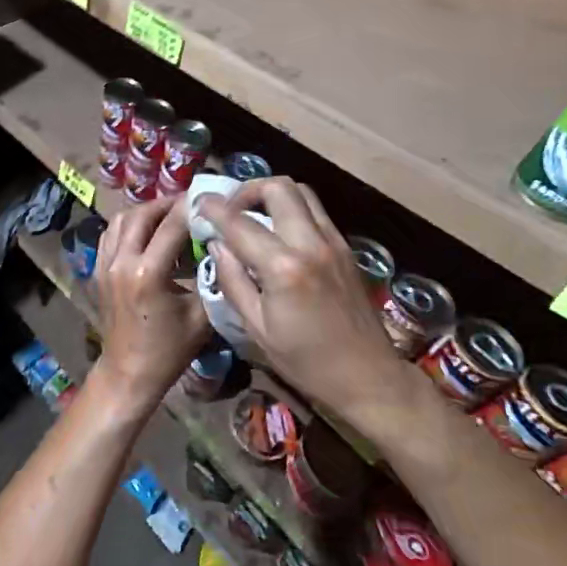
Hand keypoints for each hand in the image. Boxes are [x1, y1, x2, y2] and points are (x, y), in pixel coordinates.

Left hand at [91, 196, 209, 406]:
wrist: (129, 371)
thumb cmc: (169, 349)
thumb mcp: (201, 317)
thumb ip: (212, 279)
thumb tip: (224, 248)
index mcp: (147, 273)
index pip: (171, 226)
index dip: (190, 207)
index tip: (208, 197)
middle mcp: (121, 262)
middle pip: (141, 215)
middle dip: (165, 204)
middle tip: (187, 203)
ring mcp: (103, 265)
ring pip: (120, 222)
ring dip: (144, 212)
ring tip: (167, 214)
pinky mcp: (97, 271)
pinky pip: (110, 236)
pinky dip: (127, 226)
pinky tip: (145, 231)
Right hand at [199, 180, 422, 430]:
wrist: (370, 378)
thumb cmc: (306, 361)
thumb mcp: (255, 328)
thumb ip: (232, 280)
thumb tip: (217, 245)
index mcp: (283, 268)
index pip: (239, 222)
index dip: (213, 208)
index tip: (197, 203)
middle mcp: (311, 244)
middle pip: (278, 187)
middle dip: (247, 189)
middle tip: (230, 209)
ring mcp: (334, 243)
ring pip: (301, 192)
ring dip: (271, 195)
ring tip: (252, 216)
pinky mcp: (346, 248)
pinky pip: (315, 211)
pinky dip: (291, 209)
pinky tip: (277, 233)